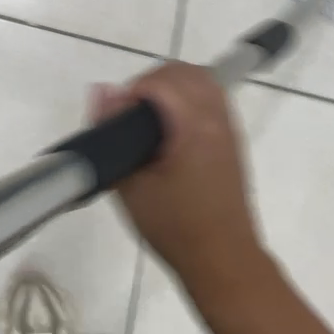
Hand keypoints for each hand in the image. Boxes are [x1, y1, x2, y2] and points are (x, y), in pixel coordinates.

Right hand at [89, 63, 264, 285]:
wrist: (224, 261)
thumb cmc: (174, 227)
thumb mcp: (131, 185)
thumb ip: (113, 134)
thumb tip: (101, 91)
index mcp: (194, 127)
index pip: (161, 81)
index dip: (133, 91)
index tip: (118, 117)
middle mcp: (216, 118)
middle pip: (184, 72)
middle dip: (151, 81)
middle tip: (130, 113)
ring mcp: (228, 127)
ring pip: (201, 79)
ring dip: (172, 86)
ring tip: (148, 116)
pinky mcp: (232, 138)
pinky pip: (212, 96)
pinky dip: (189, 96)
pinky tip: (170, 125)